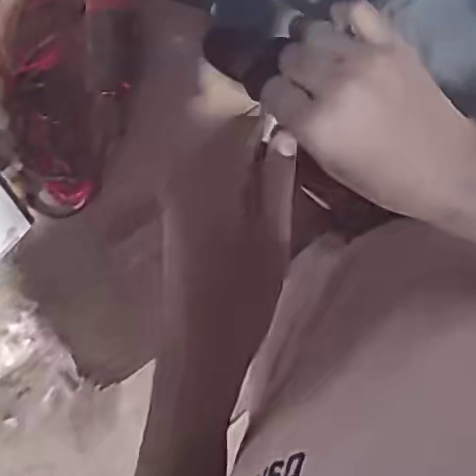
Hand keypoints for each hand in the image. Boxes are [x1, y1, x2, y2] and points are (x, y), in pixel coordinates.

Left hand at [160, 115, 297, 344]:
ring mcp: (173, 193)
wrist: (198, 349)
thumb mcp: (274, 234)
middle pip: (229, 140)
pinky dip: (231, 183)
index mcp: (208, 173)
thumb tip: (283, 132)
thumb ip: (278, 178)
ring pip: (219, 160)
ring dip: (248, 167)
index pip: (244, 126)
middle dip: (262, 147)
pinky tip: (253, 206)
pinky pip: (206, 179)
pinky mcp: (172, 212)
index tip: (303, 142)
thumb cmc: (243, 294)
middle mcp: (182, 173)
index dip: (276, 128)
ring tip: (280, 187)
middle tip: (296, 167)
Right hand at [260, 2, 475, 224]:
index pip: (272, 90)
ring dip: (312, 47)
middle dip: (291, 72)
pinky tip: (344, 33)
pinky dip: (343, 17)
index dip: (275, 99)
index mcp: (318, 124)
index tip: (287, 104)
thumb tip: (279, 111)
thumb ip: (300, 134)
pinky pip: (355, 9)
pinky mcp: (392, 44)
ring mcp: (365, 59)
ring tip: (324, 60)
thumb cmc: (388, 180)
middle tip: (307, 85)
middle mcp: (335, 85)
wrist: (452, 168)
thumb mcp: (333, 167)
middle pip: (289, 57)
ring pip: (313, 31)